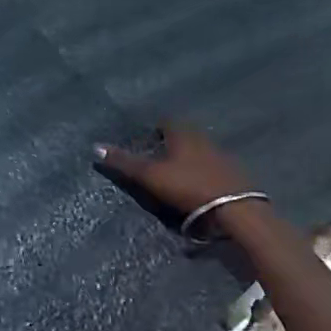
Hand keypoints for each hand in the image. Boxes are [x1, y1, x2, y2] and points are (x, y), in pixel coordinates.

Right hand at [94, 123, 256, 216]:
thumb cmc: (188, 186)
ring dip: (190, 157)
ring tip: (177, 173)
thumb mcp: (150, 175)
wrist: (236, 209)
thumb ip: (124, 162)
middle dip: (173, 142)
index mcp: (183, 133)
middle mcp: (203, 138)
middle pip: (185, 134)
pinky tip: (199, 185)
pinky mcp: (234, 173)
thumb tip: (95, 146)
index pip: (166, 121)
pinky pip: (214, 166)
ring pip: (200, 150)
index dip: (155, 128)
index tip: (147, 139)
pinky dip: (204, 172)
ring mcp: (222, 155)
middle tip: (159, 157)